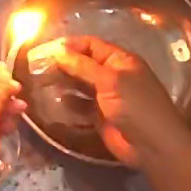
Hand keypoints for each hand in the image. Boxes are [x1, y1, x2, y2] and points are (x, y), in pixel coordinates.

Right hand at [51, 36, 186, 165]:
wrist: (153, 146)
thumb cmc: (135, 106)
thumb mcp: (109, 80)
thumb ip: (82, 66)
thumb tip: (59, 51)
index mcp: (120, 60)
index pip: (91, 44)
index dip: (70, 45)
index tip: (46, 49)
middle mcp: (112, 74)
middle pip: (83, 63)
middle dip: (63, 63)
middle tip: (37, 65)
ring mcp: (106, 95)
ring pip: (79, 83)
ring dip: (63, 81)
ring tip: (41, 81)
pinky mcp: (99, 115)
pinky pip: (79, 104)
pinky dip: (68, 101)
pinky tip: (53, 99)